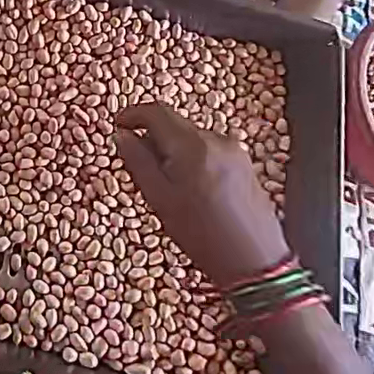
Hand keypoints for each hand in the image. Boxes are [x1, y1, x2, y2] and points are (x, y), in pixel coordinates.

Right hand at [113, 103, 291, 285]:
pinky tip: (188, 188)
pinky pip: (207, 149)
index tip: (118, 125)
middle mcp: (216, 139)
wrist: (255, 262)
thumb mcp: (159, 198)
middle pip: (174, 122)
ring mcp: (233, 150)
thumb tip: (121, 135)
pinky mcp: (244, 163)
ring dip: (171, 149)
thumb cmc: (200, 234)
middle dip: (151, 136)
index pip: (156, 111)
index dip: (132, 113)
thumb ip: (138, 161)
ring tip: (165, 184)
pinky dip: (190, 158)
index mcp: (192, 145)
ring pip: (189, 137)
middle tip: (138, 164)